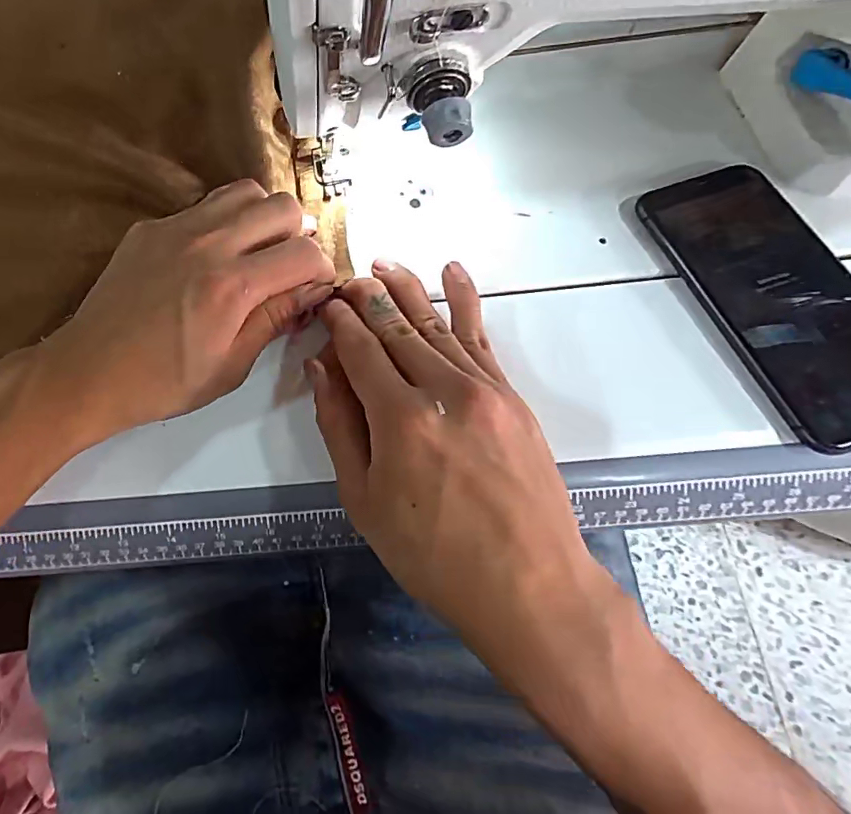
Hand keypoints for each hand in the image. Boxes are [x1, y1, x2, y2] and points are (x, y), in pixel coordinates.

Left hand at [40, 180, 335, 442]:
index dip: (322, 271)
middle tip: (288, 267)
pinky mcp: (151, 227)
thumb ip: (276, 318)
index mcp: (231, 287)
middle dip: (299, 235)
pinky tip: (211, 256)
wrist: (89, 370)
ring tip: (255, 252)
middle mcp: (208, 244)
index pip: (305, 254)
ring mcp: (176, 228)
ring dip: (263, 218)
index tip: (314, 288)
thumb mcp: (231, 365)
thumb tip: (312, 291)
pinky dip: (223, 222)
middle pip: (283, 207)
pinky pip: (204, 206)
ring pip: (245, 192)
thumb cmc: (161, 382)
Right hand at [309, 261, 617, 671]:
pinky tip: (453, 272)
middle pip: (397, 328)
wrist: (530, 587)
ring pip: (437, 325)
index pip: (361, 349)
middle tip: (347, 279)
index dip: (339, 321)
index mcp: (400, 419)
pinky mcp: (511, 396)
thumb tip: (320, 366)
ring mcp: (484, 389)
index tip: (324, 302)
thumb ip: (339, 426)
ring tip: (383, 264)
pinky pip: (482, 338)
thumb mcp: (365, 500)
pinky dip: (466, 301)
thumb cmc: (433, 555)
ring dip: (407, 290)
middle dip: (368, 298)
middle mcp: (442, 390)